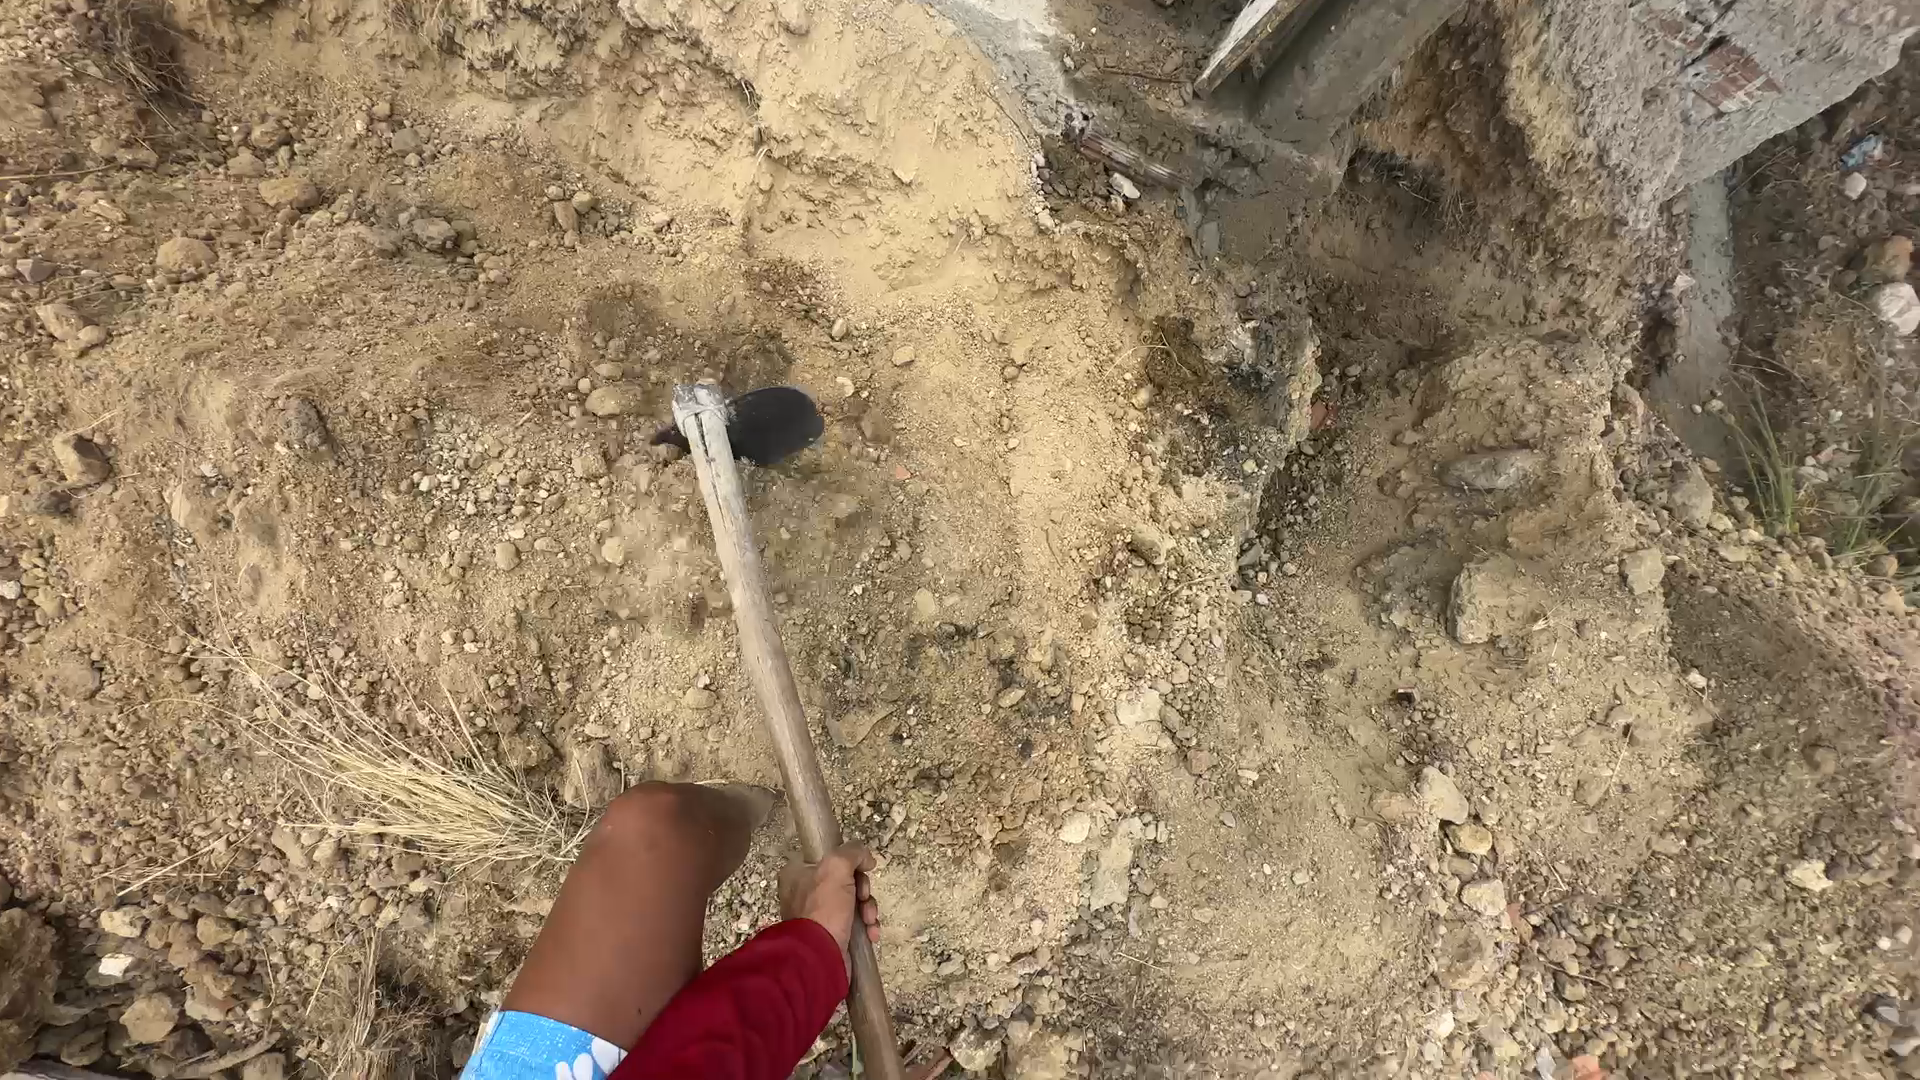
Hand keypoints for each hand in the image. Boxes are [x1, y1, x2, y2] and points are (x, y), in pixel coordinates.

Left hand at [778, 844, 879, 966]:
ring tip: (868, 920)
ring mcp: (819, 916)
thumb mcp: (837, 867)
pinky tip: (870, 933)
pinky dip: (866, 926)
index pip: (829, 856)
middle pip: (846, 879)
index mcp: (798, 873)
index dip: (849, 862)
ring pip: (854, 901)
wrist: (819, 959)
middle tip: (863, 897)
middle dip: (862, 889)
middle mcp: (805, 893)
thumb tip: (867, 858)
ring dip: (868, 908)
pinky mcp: (832, 935)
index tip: (862, 869)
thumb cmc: (823, 907)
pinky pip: (855, 922)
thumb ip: (853, 852)